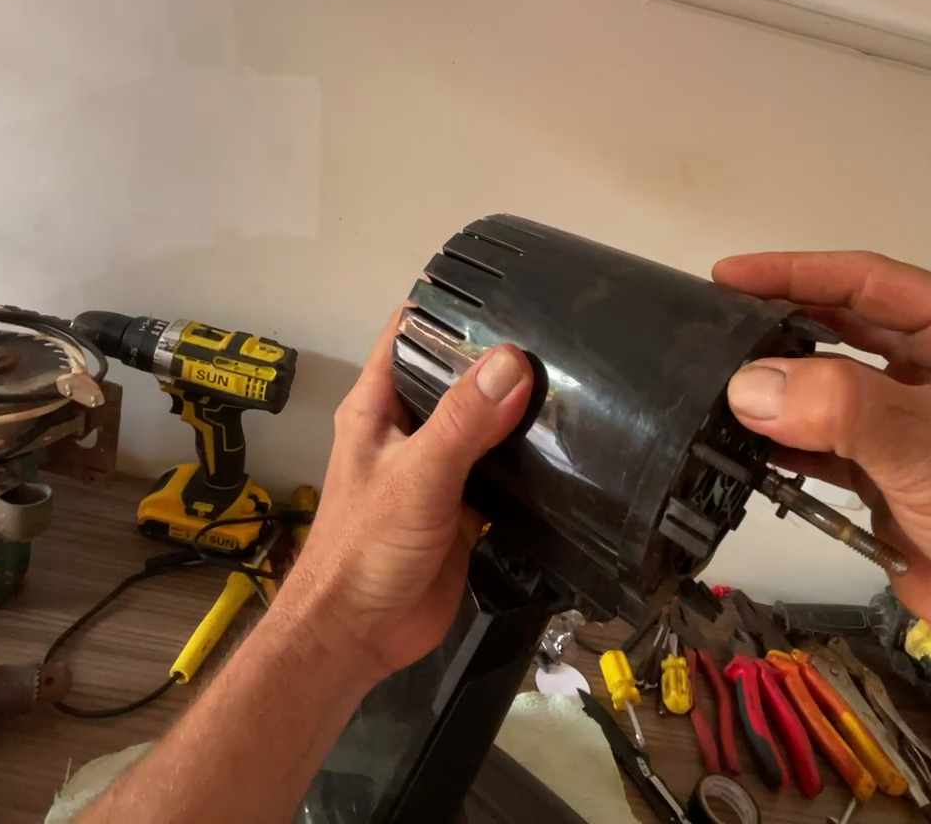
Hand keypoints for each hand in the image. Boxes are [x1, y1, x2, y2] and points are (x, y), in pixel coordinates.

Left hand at [276, 310, 533, 683]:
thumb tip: (511, 362)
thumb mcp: (416, 476)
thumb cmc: (366, 549)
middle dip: (496, 360)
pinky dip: (526, 461)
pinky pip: (500, 471)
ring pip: (482, 424)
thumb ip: (462, 422)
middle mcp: (408, 428)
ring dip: (515, 411)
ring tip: (570, 384)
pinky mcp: (463, 504)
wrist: (360, 636)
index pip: (409, 335)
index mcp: (379, 405)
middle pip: (454, 377)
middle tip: (555, 338)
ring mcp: (437, 466)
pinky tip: (565, 449)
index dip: (447, 310)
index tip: (500, 293)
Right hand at [714, 252, 930, 661]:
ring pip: (823, 388)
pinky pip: (817, 444)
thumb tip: (746, 386)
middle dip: (777, 326)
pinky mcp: (884, 474)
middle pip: (840, 328)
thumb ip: (842, 407)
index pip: (869, 282)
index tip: (726, 274)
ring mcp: (907, 424)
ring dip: (775, 390)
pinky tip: (740, 443)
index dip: (795, 271)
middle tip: (710, 327)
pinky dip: (779, 444)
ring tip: (713, 385)